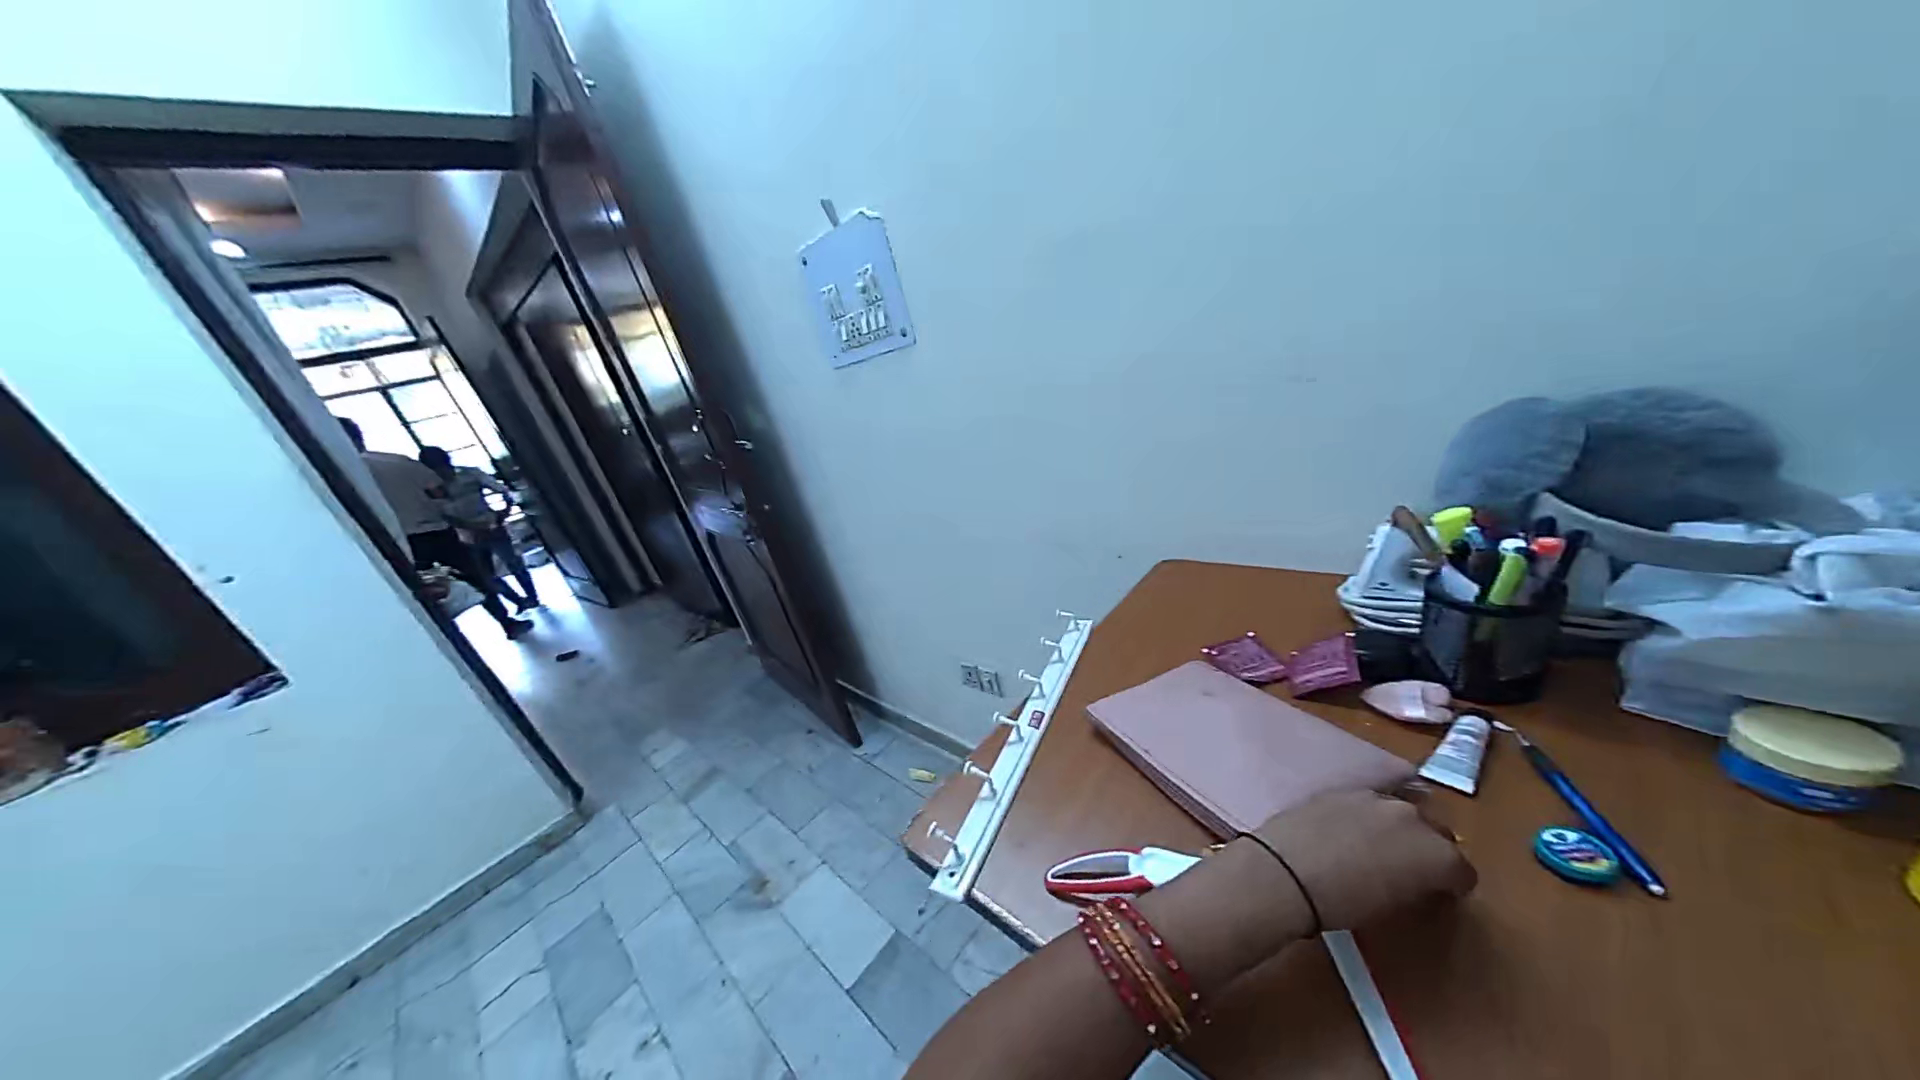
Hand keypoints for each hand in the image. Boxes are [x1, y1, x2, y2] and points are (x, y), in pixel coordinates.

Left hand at [1253, 790, 1474, 931]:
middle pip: (1435, 832)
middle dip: (1429, 850)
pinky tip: (1350, 830)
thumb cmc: (1345, 903)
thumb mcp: (1395, 905)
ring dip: (1398, 827)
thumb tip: (1415, 880)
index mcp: (1438, 854)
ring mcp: (1374, 797)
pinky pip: (1367, 802)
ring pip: (1400, 810)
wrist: (1286, 871)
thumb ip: (1416, 885)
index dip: (1452, 885)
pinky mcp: (1341, 789)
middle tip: (1411, 870)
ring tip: (1378, 847)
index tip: (1441, 894)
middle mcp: (1412, 817)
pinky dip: (1367, 815)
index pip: (1462, 871)